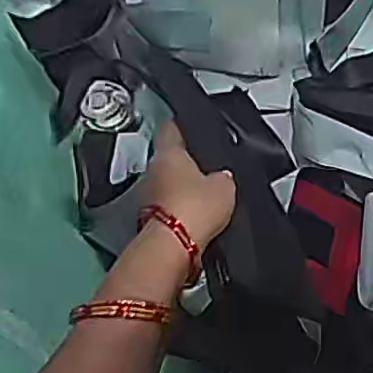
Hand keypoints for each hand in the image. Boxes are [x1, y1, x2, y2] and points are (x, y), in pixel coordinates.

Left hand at [142, 121, 235, 245]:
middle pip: (168, 160)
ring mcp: (147, 197)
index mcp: (168, 153)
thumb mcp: (225, 186)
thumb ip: (224, 177)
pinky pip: (167, 210)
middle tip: (205, 171)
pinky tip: (194, 220)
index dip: (181, 126)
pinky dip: (179, 212)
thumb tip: (224, 178)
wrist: (173, 246)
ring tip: (204, 201)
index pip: (171, 128)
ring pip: (166, 186)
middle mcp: (151, 171)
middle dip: (185, 166)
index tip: (187, 126)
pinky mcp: (149, 220)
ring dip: (181, 191)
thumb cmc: (192, 209)